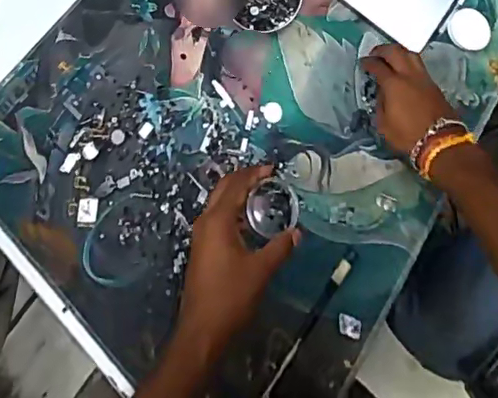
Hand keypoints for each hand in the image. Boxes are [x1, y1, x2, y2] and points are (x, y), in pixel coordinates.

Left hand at [175, 165, 301, 362]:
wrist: (201, 329)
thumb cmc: (230, 297)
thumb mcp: (260, 271)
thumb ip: (279, 249)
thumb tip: (296, 233)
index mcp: (218, 219)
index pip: (236, 185)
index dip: (254, 173)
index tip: (272, 168)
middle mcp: (206, 220)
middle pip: (224, 187)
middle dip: (244, 177)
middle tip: (267, 175)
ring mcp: (201, 233)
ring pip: (219, 201)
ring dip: (237, 192)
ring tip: (261, 193)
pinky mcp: (202, 246)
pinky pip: (217, 215)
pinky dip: (233, 208)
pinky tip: (248, 220)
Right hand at [360, 44, 460, 158]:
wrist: (441, 142)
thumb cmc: (408, 135)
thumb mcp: (384, 124)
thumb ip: (380, 103)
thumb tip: (381, 93)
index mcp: (393, 84)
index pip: (377, 65)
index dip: (367, 62)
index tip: (363, 63)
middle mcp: (408, 75)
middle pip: (394, 51)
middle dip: (382, 50)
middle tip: (375, 55)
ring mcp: (423, 78)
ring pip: (409, 54)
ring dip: (398, 52)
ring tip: (391, 58)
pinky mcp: (434, 85)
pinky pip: (418, 65)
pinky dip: (408, 62)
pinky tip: (404, 71)